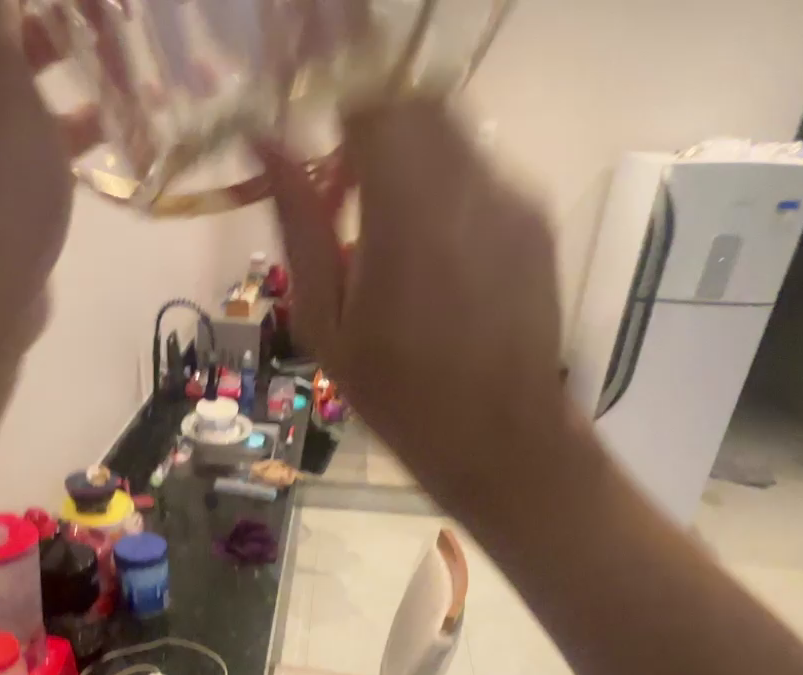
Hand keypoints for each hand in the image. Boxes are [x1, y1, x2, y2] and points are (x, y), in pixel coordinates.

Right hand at [260, 98, 570, 516]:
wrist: (498, 437)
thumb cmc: (396, 396)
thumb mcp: (325, 324)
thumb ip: (298, 226)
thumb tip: (266, 147)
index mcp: (404, 215)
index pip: (373, 110)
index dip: (340, 128)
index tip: (325, 175)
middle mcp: (466, 190)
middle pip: (417, 109)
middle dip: (377, 137)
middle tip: (352, 198)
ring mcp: (511, 202)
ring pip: (453, 137)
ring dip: (414, 164)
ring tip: (394, 238)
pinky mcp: (536, 223)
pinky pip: (483, 175)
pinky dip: (450, 192)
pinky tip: (438, 260)